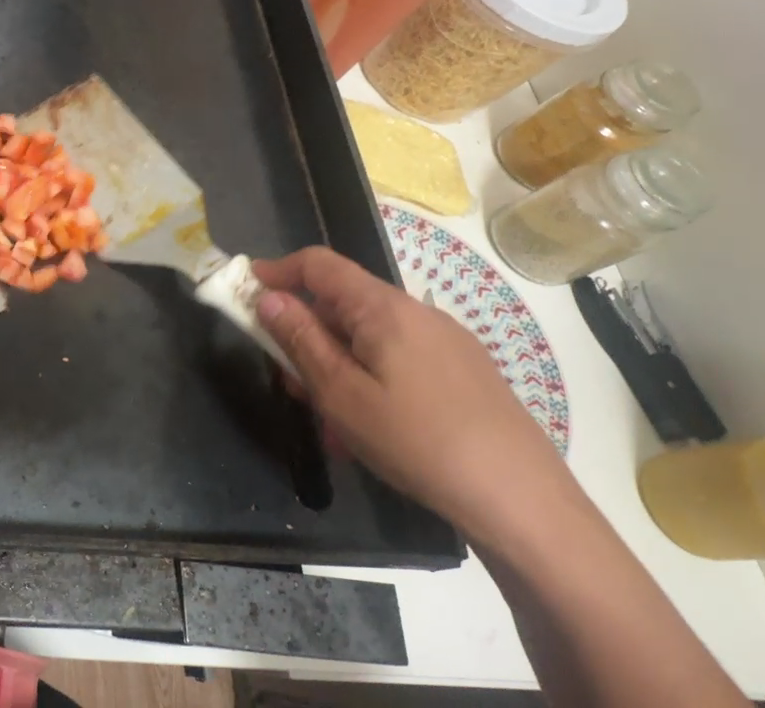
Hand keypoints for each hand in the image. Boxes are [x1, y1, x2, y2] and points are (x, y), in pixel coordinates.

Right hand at [252, 246, 572, 544]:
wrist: (522, 500)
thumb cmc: (418, 442)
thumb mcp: (341, 394)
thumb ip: (300, 340)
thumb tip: (267, 297)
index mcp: (385, 309)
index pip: (319, 264)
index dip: (275, 271)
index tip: (242, 296)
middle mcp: (417, 313)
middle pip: (343, 301)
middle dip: (304, 329)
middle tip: (285, 378)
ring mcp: (447, 342)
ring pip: (369, 335)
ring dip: (334, 360)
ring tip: (326, 414)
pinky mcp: (464, 372)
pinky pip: (398, 358)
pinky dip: (367, 376)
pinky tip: (367, 426)